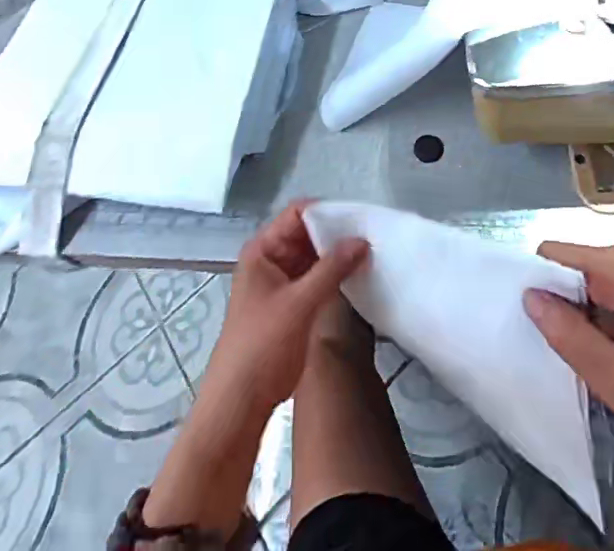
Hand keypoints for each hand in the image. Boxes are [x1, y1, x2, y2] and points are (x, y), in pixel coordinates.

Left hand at [143, 205, 364, 534]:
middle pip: (308, 232)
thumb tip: (362, 240)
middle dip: (338, 233)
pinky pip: (318, 278)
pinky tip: (361, 277)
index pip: (298, 213)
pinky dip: (337, 276)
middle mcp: (271, 259)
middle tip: (374, 236)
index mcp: (263, 250)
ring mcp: (282, 282)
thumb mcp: (299, 303)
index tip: (361, 219)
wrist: (239, 401)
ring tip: (374, 254)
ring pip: (315, 256)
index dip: (328, 211)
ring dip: (339, 256)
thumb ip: (331, 269)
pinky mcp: (293, 304)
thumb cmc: (261, 346)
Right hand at [527, 244, 613, 550]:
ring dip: (577, 305)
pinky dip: (593, 306)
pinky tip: (605, 340)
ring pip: (583, 271)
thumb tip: (528, 294)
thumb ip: (571, 337)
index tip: (539, 324)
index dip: (540, 286)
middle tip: (566, 343)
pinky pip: (601, 279)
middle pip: (570, 260)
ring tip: (587, 345)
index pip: (558, 255)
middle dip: (560, 298)